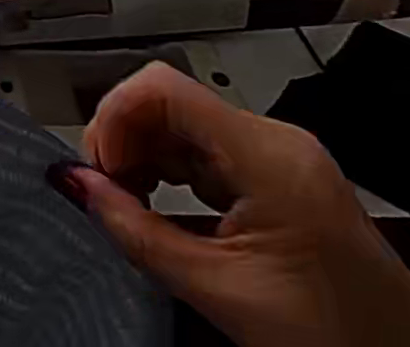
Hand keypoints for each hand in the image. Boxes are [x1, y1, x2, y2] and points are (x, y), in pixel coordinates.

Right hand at [52, 62, 409, 346]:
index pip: (160, 88)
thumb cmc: (338, 341)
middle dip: (121, 140)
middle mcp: (275, 141)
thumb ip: (133, 228)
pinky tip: (156, 203)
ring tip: (129, 202)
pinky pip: (197, 146)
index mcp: (271, 157)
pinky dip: (164, 168)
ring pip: (174, 122)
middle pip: (163, 103)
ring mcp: (278, 154)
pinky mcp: (275, 172)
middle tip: (106, 190)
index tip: (98, 164)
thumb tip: (72, 180)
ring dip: (139, 156)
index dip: (113, 115)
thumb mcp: (218, 289)